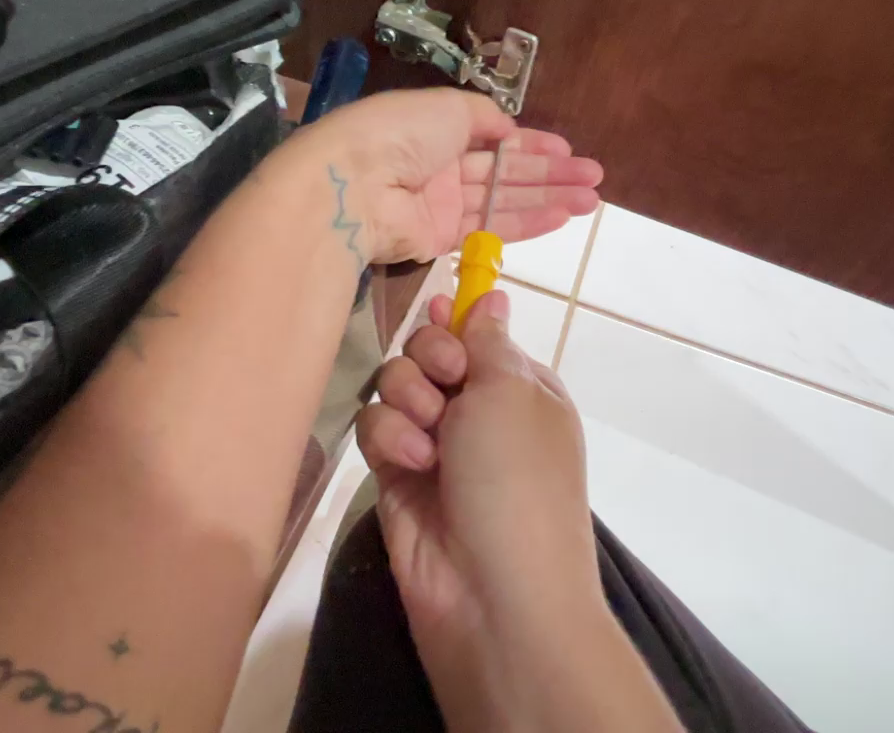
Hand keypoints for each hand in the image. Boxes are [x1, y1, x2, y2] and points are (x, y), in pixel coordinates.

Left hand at [295, 88, 601, 263]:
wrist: (355, 184)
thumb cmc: (401, 132)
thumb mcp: (448, 106)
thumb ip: (484, 117)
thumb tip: (508, 130)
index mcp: (438, 128)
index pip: (494, 136)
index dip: (532, 142)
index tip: (568, 149)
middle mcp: (441, 164)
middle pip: (505, 169)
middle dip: (551, 172)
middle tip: (594, 178)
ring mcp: (441, 203)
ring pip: (504, 199)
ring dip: (548, 198)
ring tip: (591, 199)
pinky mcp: (440, 237)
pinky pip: (491, 227)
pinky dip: (527, 222)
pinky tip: (561, 216)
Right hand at [355, 290, 604, 688]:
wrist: (496, 598)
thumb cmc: (518, 478)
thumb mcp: (512, 393)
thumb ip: (487, 339)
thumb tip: (492, 294)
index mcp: (517, 385)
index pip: (475, 331)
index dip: (454, 321)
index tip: (440, 314)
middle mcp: (476, 409)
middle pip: (427, 350)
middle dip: (428, 360)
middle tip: (446, 384)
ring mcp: (435, 442)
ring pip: (394, 385)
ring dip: (407, 401)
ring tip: (429, 440)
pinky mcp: (397, 473)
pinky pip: (375, 427)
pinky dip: (389, 437)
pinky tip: (409, 464)